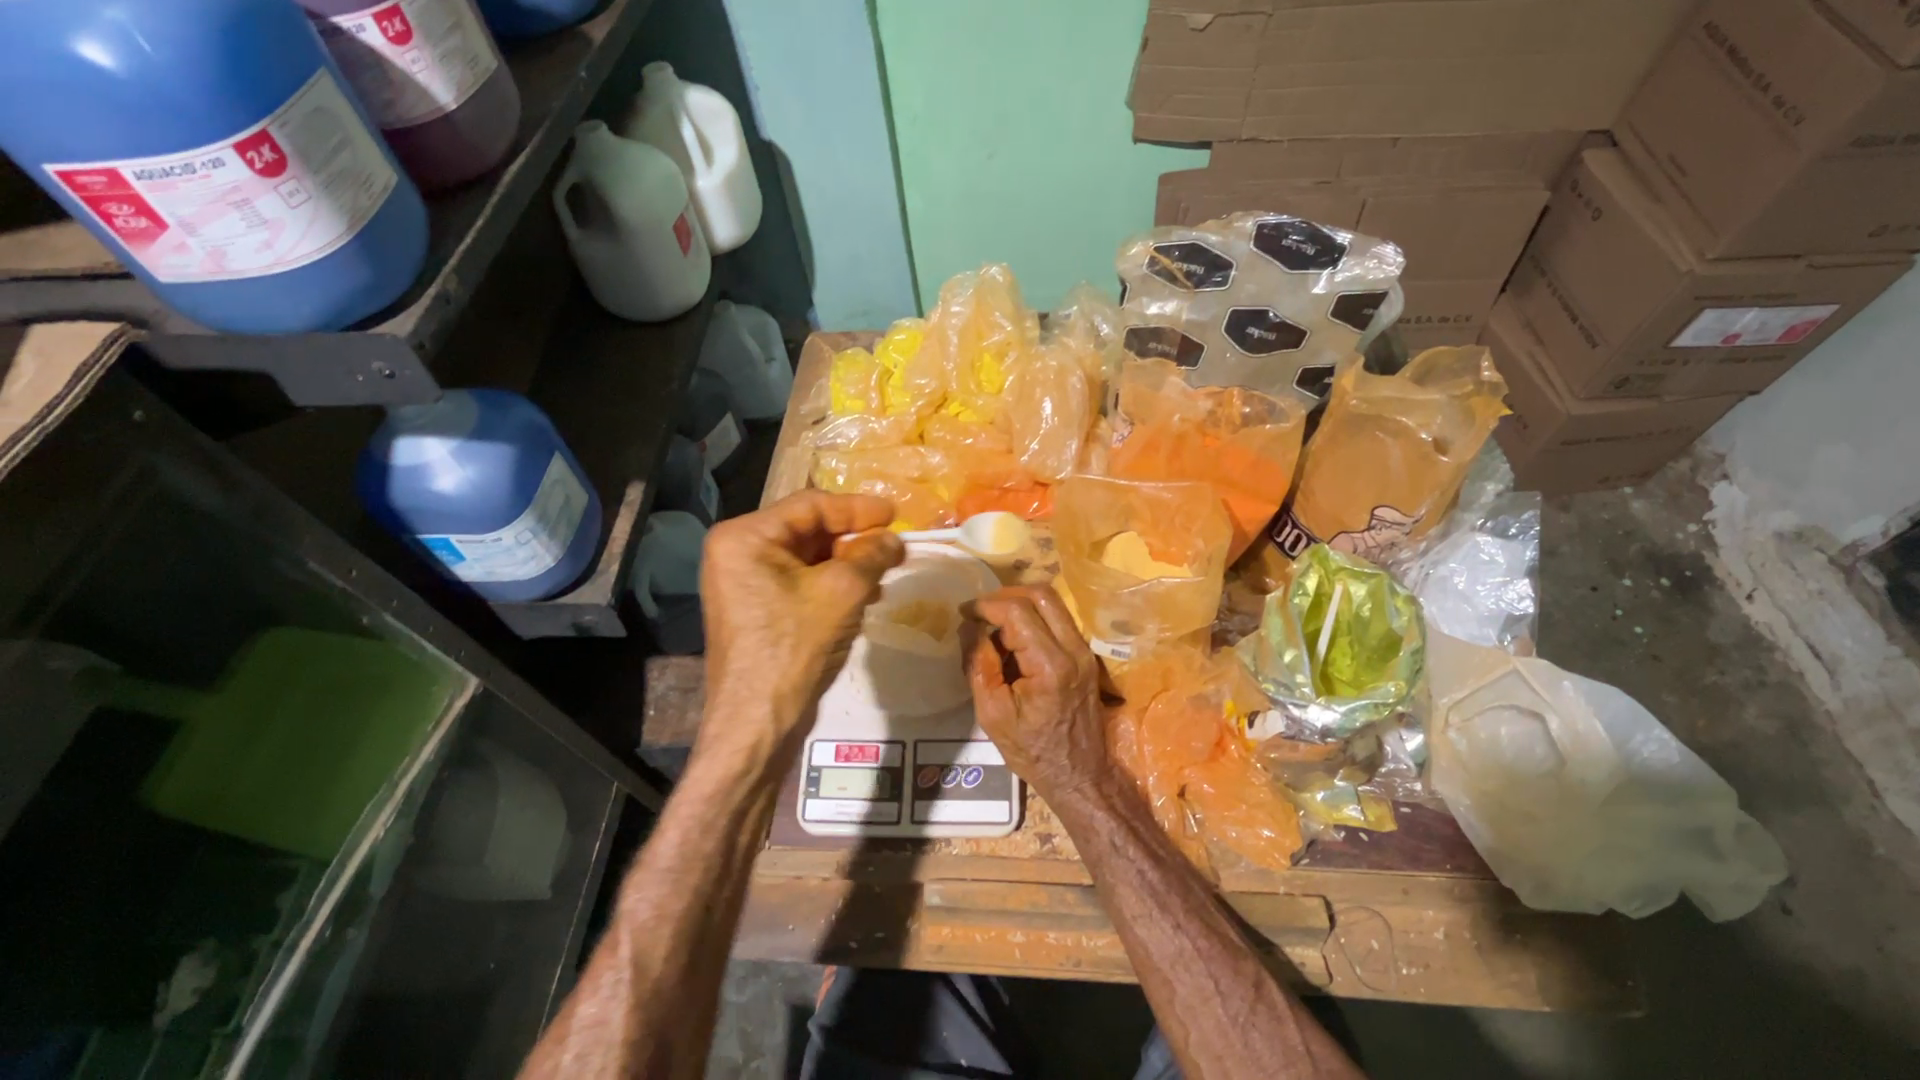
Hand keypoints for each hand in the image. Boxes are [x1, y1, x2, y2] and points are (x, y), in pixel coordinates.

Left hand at [700, 492, 904, 763]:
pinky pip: (798, 584)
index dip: (857, 509)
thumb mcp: (843, 592)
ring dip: (847, 564)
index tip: (896, 515)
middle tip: (893, 547)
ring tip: (883, 573)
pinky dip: (831, 586)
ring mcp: (742, 584)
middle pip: (807, 531)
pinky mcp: (754, 611)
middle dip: (853, 540)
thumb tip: (894, 540)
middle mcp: (735, 554)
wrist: (757, 720)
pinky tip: (862, 597)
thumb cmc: (794, 647)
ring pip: (806, 559)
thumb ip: (872, 555)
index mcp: (744, 537)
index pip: (810, 505)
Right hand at [962, 586, 1106, 802]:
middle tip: (980, 612)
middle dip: (1005, 595)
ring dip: (1020, 603)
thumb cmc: (1031, 750)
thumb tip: (971, 628)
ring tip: (994, 622)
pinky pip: (1059, 619)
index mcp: (1050, 666)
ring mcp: (1084, 651)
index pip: (1017, 612)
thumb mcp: (991, 713)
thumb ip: (979, 664)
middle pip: (1041, 594)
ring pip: (1053, 602)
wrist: (1078, 773)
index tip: (965, 614)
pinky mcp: (1085, 655)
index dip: (986, 605)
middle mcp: (1074, 650)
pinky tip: (1013, 636)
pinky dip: (1033, 616)